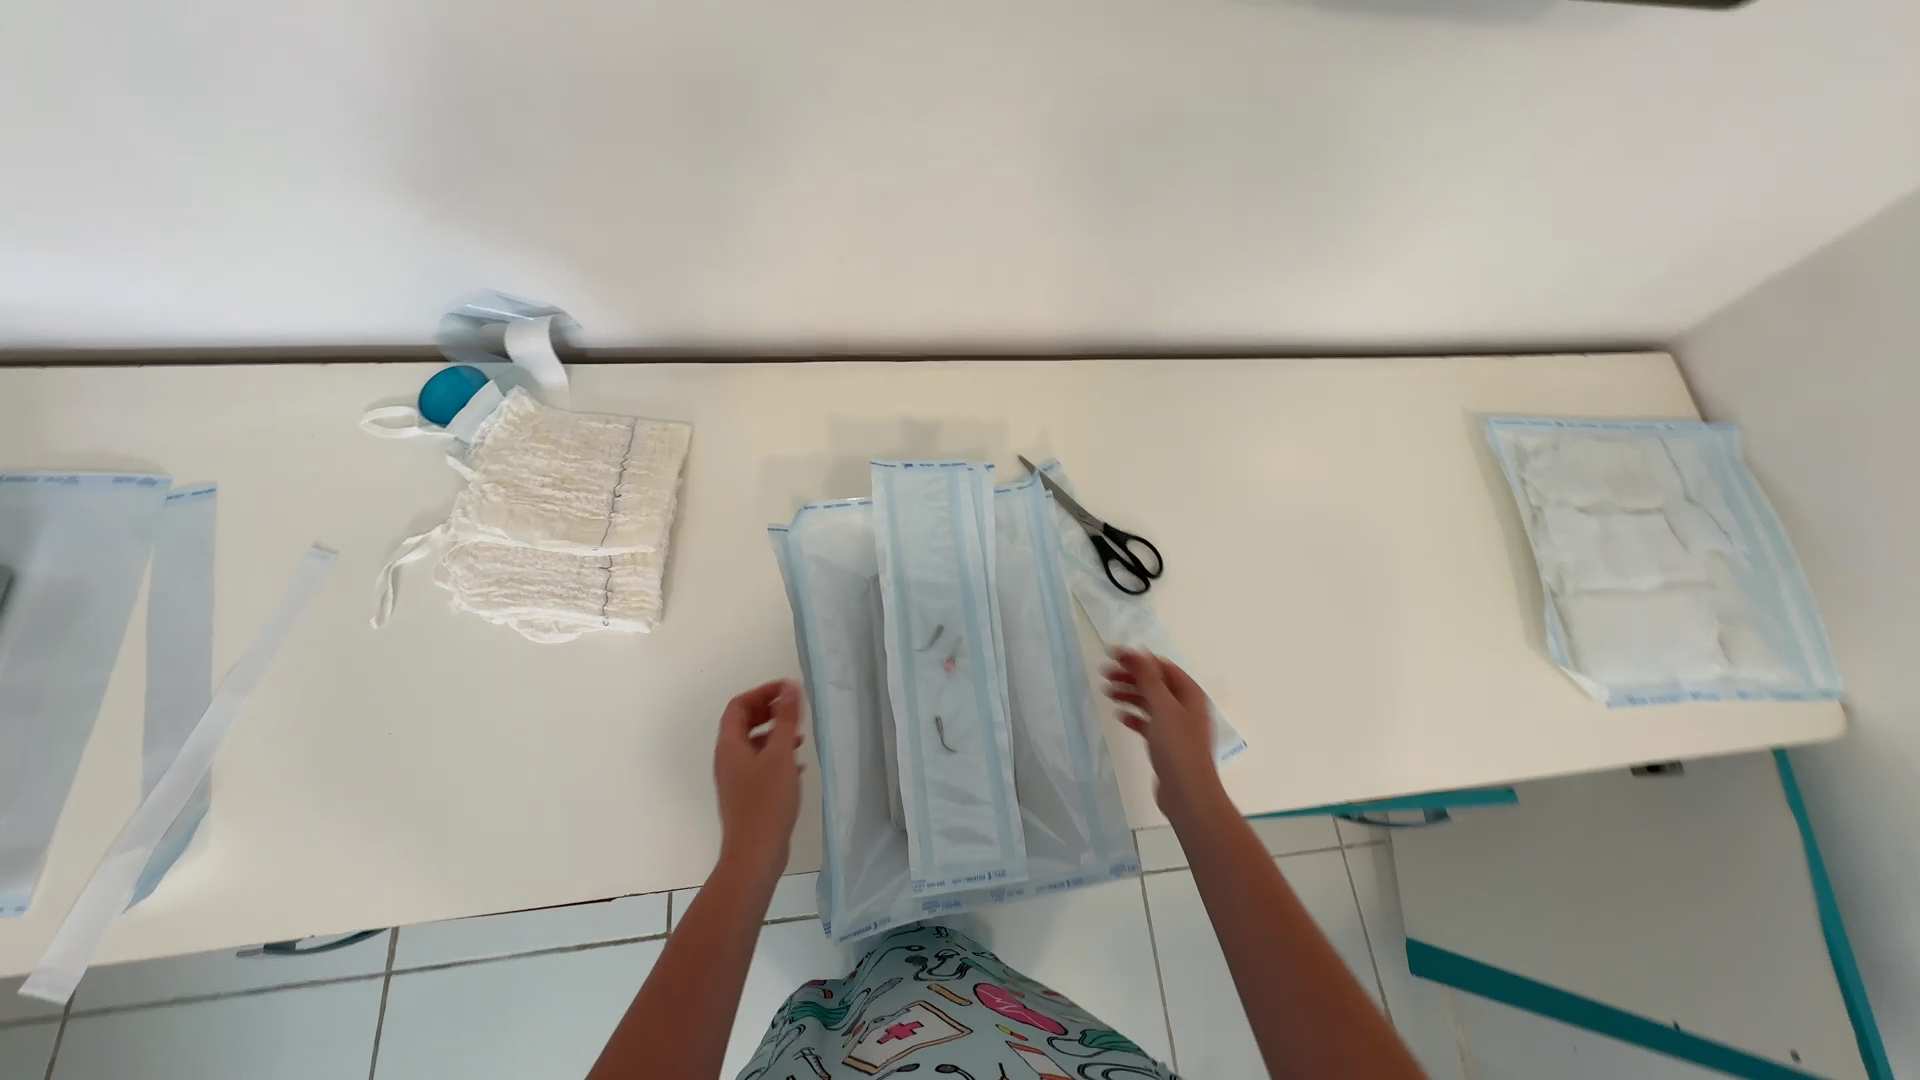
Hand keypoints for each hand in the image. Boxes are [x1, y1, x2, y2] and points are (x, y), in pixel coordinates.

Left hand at [713, 679, 804, 879]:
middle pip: (744, 723)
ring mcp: (736, 778)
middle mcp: (728, 758)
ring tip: (800, 736)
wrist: (755, 853)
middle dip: (769, 711)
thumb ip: (786, 719)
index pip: (739, 705)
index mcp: (730, 745)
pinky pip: (760, 763)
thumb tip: (789, 687)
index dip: (762, 693)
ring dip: (775, 733)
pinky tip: (798, 766)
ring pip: (754, 744)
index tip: (789, 691)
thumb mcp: (780, 754)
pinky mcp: (747, 794)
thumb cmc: (766, 801)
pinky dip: (777, 756)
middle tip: (795, 709)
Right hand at [1102, 649, 1227, 821]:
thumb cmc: (1178, 747)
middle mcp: (1185, 707)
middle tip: (1105, 674)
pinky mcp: (1167, 744)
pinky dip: (1135, 717)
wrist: (1189, 794)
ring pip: (1150, 703)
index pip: (1162, 667)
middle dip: (1131, 676)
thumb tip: (1137, 651)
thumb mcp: (1162, 707)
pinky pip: (1149, 723)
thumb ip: (1148, 678)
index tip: (1112, 655)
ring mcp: (1177, 727)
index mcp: (1190, 694)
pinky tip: (1121, 717)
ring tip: (1108, 692)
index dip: (1138, 659)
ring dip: (1130, 695)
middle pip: (1155, 684)